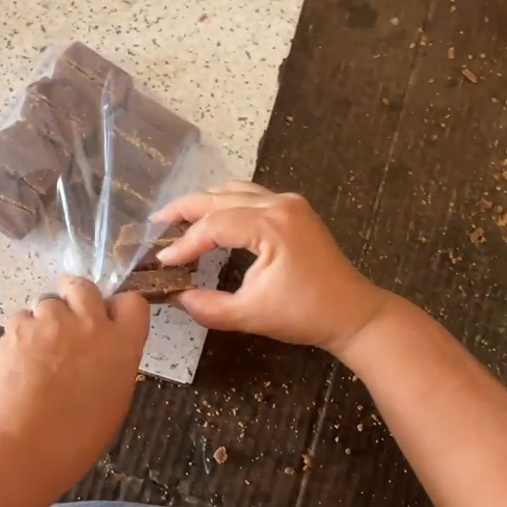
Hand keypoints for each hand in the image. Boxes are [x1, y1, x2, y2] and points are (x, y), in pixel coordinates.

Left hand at [0, 276, 150, 487]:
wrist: (25, 445)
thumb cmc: (76, 437)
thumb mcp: (113, 398)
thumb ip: (112, 362)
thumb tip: (99, 351)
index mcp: (122, 345)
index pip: (132, 302)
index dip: (116, 307)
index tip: (105, 317)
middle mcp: (90, 324)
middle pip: (84, 287)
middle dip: (74, 297)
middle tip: (65, 320)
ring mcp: (52, 322)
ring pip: (47, 301)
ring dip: (43, 319)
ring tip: (36, 350)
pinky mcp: (18, 327)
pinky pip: (20, 318)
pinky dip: (19, 333)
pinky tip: (17, 360)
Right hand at [152, 182, 390, 352]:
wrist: (352, 313)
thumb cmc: (305, 315)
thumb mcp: (250, 315)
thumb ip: (207, 307)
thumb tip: (174, 297)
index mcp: (272, 226)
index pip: (213, 225)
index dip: (184, 242)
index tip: (161, 260)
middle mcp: (280, 204)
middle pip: (219, 197)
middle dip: (184, 209)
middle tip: (154, 224)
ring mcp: (289, 203)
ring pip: (234, 190)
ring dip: (203, 202)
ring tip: (175, 218)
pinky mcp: (293, 209)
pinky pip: (250, 195)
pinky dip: (223, 203)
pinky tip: (208, 217)